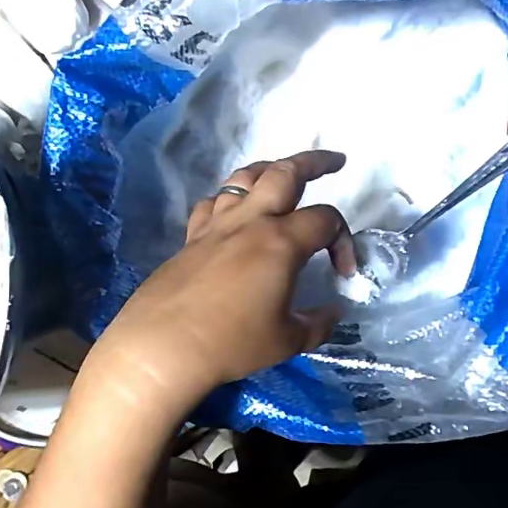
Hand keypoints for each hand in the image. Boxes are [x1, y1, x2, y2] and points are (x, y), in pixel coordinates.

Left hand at [85, 150, 355, 417]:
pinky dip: (229, 198)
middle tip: (335, 161)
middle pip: (286, 173)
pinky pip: (213, 202)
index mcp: (281, 242)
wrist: (163, 347)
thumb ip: (317, 323)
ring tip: (284, 174)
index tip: (343, 273)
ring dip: (270, 169)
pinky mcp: (192, 237)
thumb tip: (332, 313)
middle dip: (315, 162)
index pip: (325, 220)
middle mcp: (250, 222)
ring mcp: (217, 225)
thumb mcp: (287, 341)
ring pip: (245, 177)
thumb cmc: (231, 343)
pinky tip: (234, 211)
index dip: (344, 240)